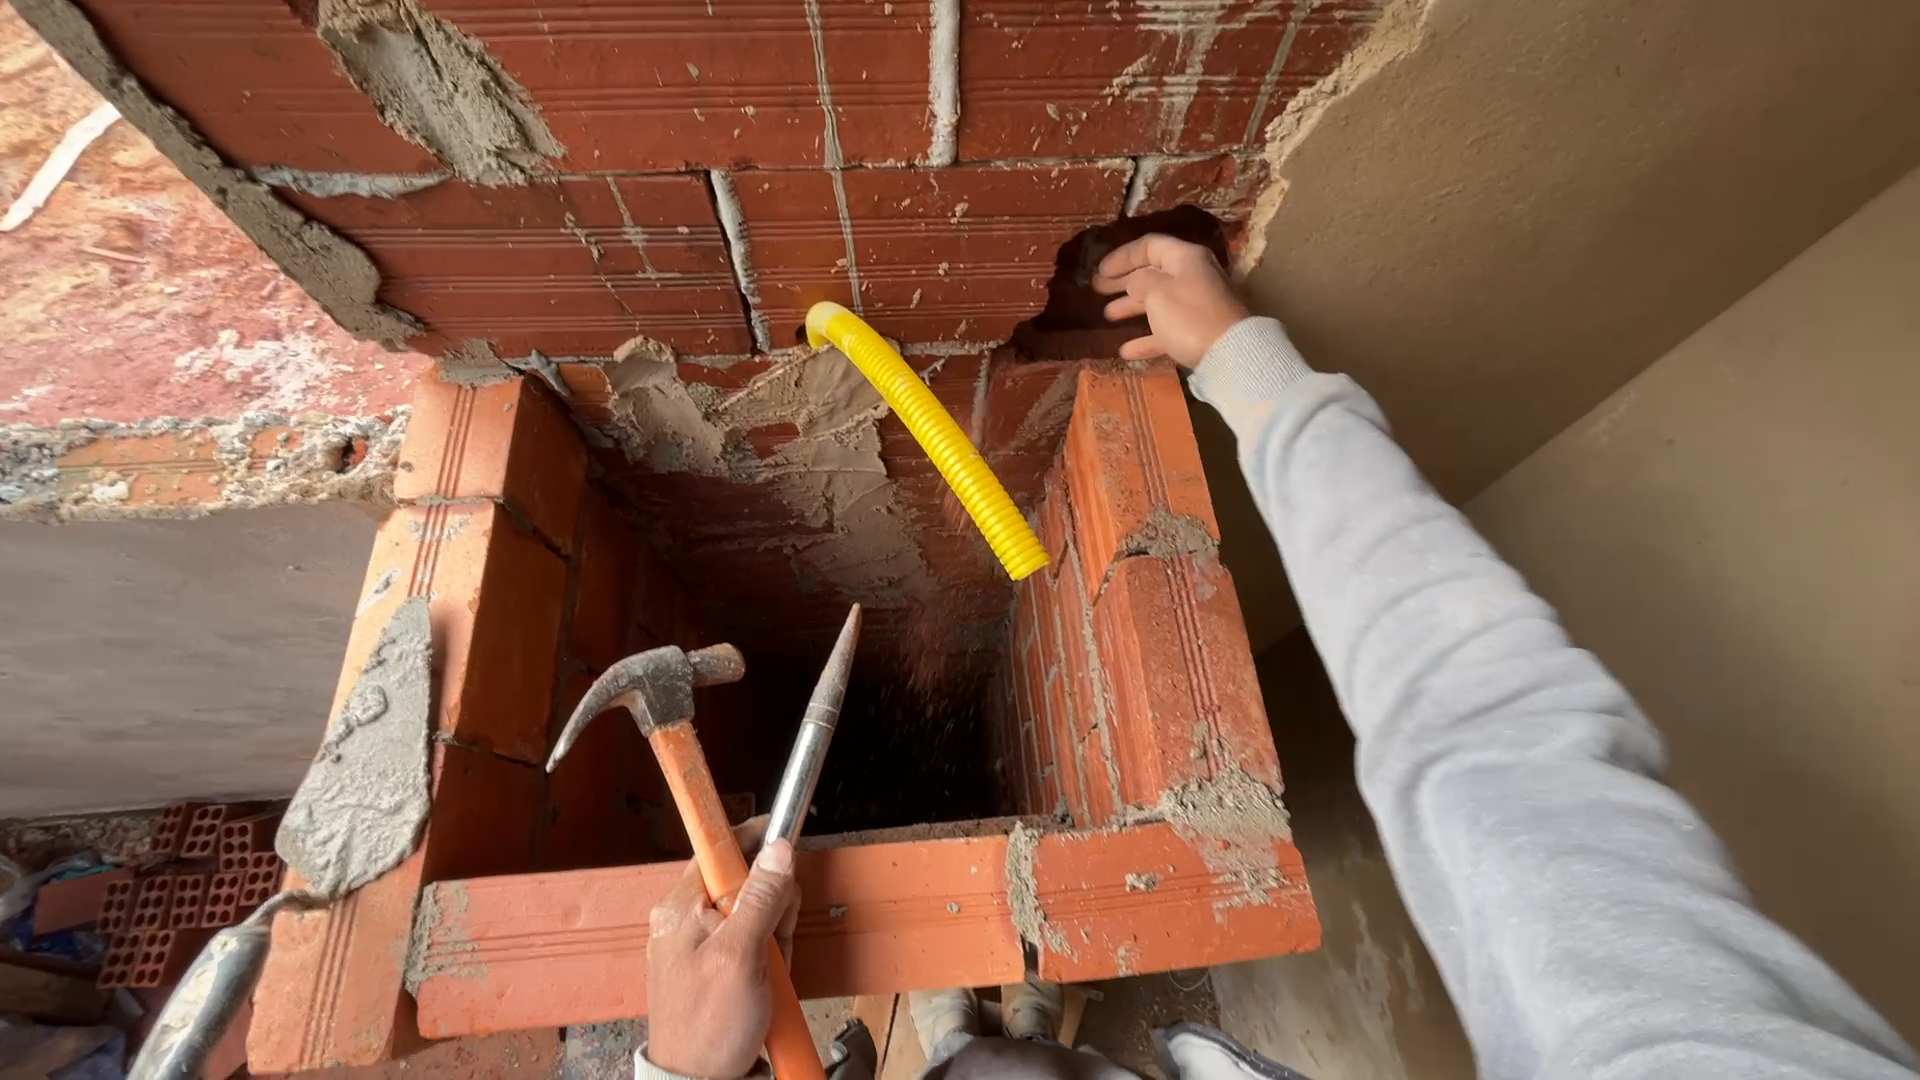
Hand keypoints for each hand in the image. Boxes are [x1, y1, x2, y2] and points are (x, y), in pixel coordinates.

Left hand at [646, 819, 800, 1078]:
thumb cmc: (711, 1028)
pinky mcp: (713, 959)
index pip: (720, 848)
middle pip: (744, 877)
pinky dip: (768, 948)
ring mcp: (698, 939)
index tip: (785, 833)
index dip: (754, 838)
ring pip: (754, 906)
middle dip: (773, 902)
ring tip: (770, 968)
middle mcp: (685, 916)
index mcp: (681, 907)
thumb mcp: (742, 958)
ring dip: (774, 931)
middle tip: (776, 936)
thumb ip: (761, 899)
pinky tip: (768, 975)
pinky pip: (752, 934)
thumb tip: (779, 847)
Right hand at [1092, 234, 1248, 367]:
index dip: (1122, 256)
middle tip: (1097, 288)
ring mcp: (1195, 306)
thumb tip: (1134, 281)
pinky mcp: (1196, 332)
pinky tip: (1126, 350)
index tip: (1100, 270)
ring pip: (1157, 301)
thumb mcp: (1157, 292)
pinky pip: (1166, 330)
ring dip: (1131, 306)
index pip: (1149, 246)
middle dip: (1123, 281)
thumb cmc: (1189, 316)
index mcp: (1184, 258)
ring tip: (1108, 315)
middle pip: (1152, 273)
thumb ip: (1139, 281)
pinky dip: (1146, 338)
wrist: (1230, 353)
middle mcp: (1191, 276)